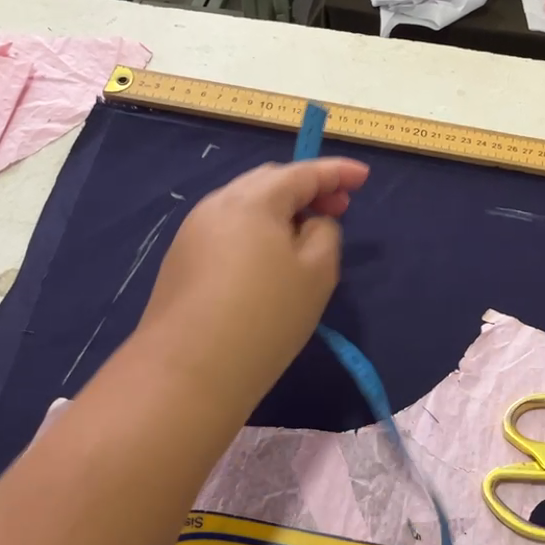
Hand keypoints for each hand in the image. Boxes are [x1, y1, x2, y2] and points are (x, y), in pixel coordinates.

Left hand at [134, 158, 368, 403]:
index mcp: (253, 199)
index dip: (338, 172)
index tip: (364, 176)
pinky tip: (269, 262)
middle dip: (307, 189)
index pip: (303, 173)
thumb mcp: (318, 272)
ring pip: (245, 207)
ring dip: (280, 212)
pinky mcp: (180, 261)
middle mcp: (217, 205)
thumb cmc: (265, 317)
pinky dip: (257, 232)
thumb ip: (325, 233)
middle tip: (339, 209)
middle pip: (269, 183)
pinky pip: (228, 231)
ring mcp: (192, 233)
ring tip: (307, 237)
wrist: (186, 373)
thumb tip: (309, 223)